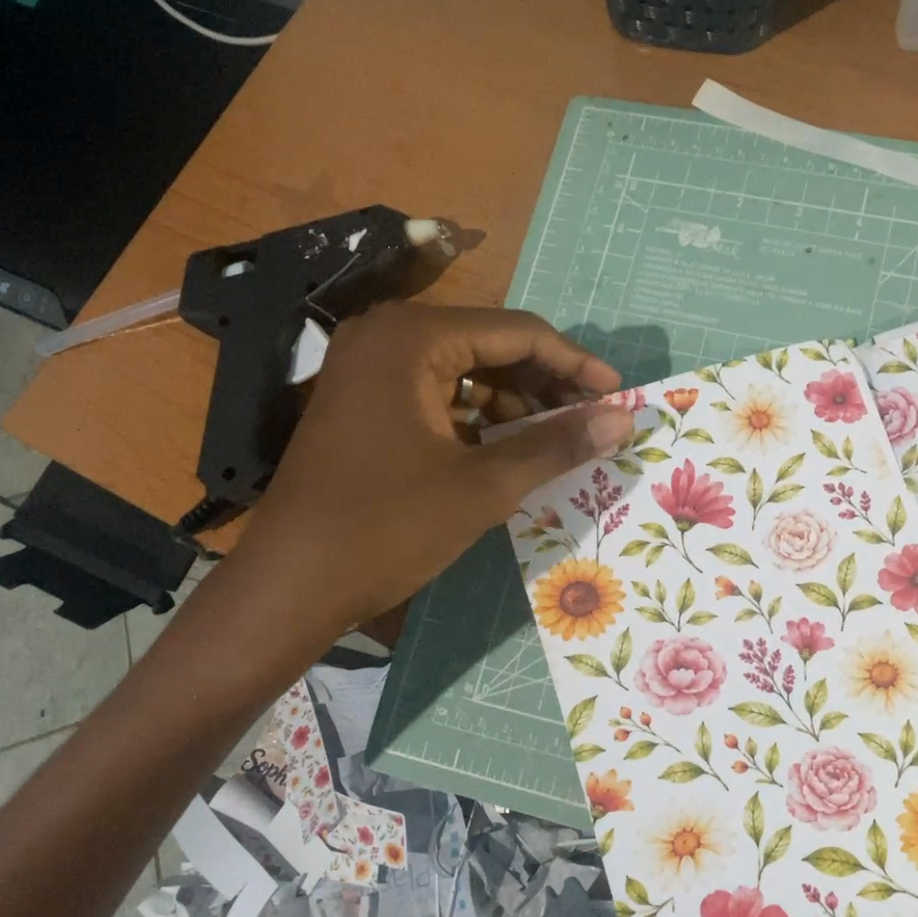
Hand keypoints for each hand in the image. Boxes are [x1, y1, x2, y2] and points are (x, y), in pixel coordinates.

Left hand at [226, 304, 633, 635]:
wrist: (293, 583)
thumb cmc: (390, 526)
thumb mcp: (484, 485)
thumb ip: (557, 444)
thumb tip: (624, 419)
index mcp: (413, 338)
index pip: (517, 332)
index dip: (575, 363)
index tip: (618, 395)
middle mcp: (387, 337)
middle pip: (490, 346)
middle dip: (546, 383)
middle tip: (593, 419)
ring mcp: (369, 370)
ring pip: (465, 372)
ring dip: (515, 402)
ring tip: (559, 440)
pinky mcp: (363, 404)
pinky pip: (437, 395)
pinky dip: (478, 418)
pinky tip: (510, 448)